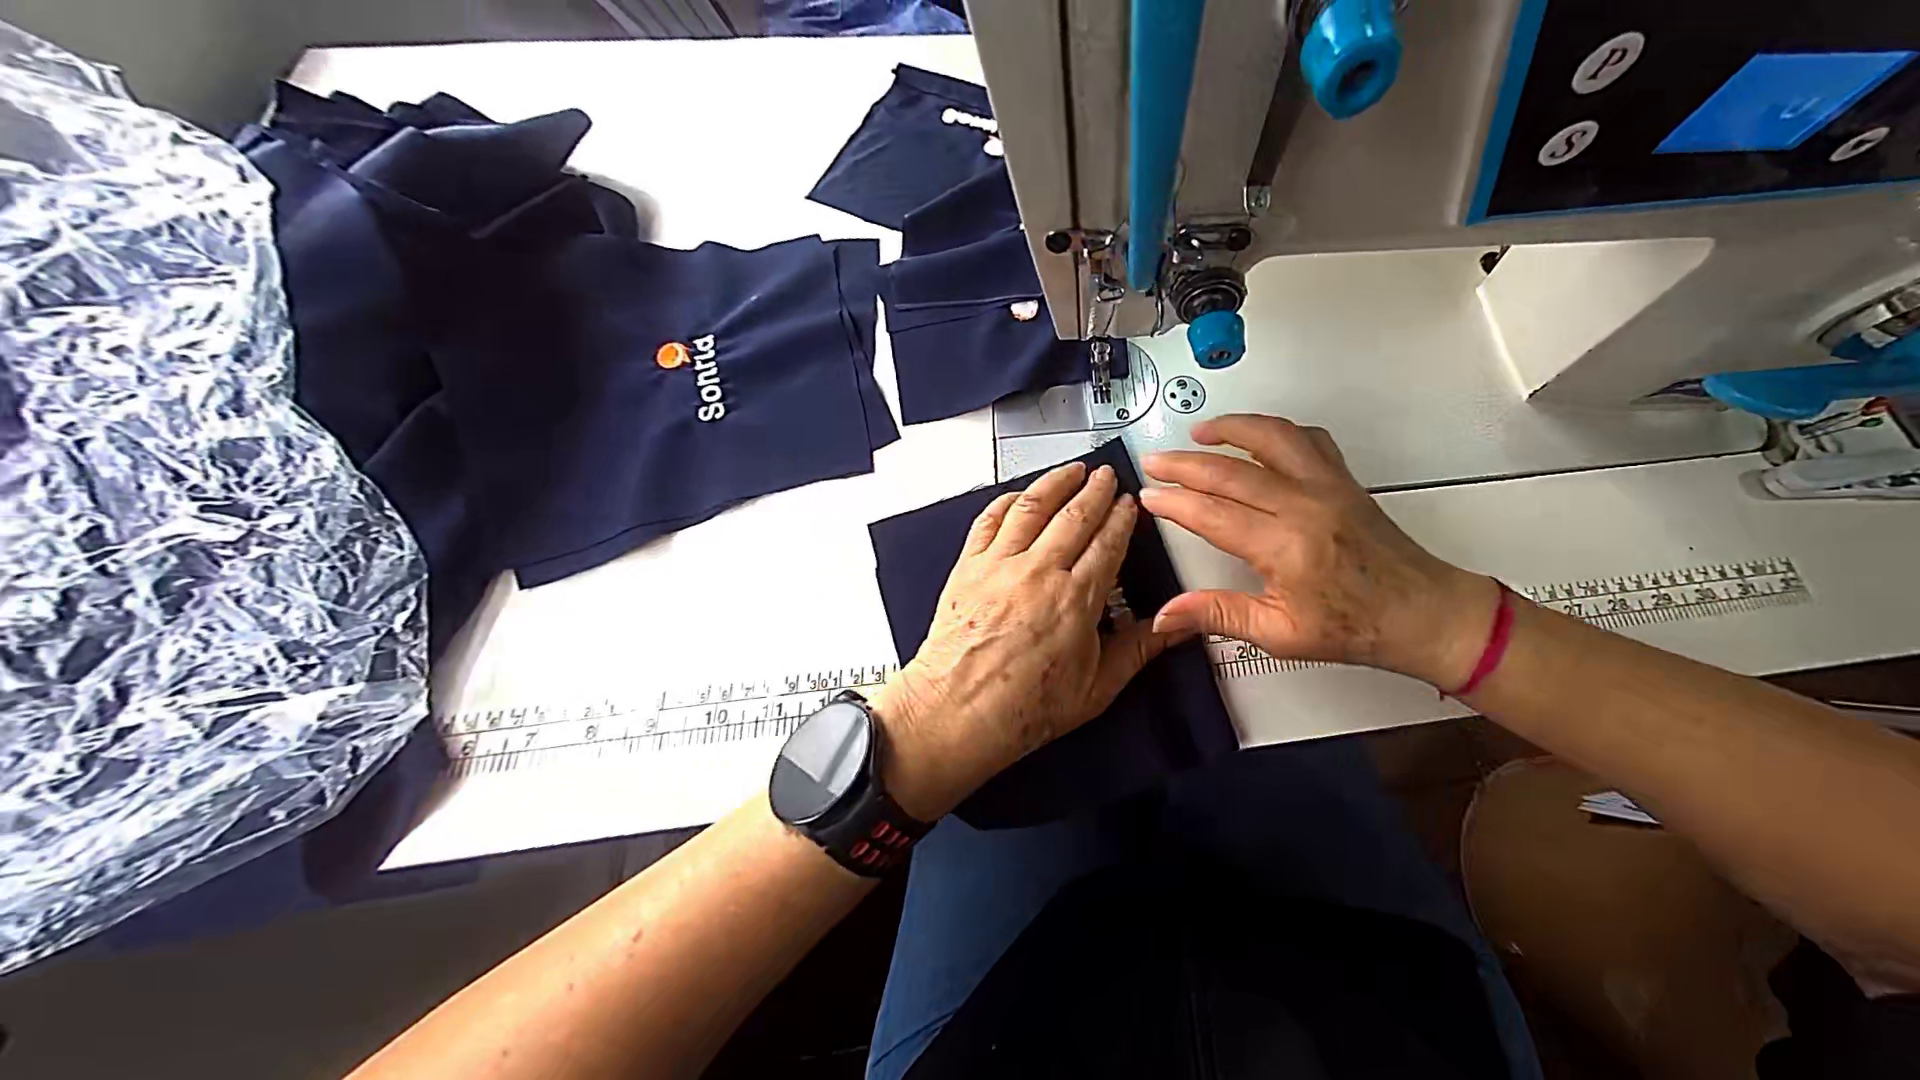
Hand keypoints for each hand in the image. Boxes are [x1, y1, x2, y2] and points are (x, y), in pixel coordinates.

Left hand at [872, 461, 1185, 820]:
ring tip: (1071, 471)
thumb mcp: (1096, 687)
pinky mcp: (967, 568)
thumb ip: (1139, 649)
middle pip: (1075, 515)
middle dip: (1096, 490)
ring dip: (1055, 483)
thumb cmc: (1020, 708)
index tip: (1129, 505)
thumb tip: (1176, 626)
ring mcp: (999, 566)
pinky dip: (1006, 502)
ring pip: (1033, 507)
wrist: (957, 713)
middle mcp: (1038, 573)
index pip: (1108, 542)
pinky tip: (1018, 495)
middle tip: (1107, 477)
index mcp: (1075, 599)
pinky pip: (989, 520)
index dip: (1122, 518)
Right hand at [1137, 414, 1499, 687]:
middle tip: (1155, 461)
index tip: (1149, 497)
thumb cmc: (1357, 625)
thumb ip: (1217, 615)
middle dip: (1183, 463)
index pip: (1212, 513)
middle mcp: (1306, 507)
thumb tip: (1167, 616)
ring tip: (1199, 431)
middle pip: (1229, 470)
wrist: (1421, 613)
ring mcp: (1327, 486)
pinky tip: (1257, 436)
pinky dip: (1275, 430)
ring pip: (1271, 438)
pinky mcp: (1342, 480)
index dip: (1173, 502)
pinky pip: (1307, 439)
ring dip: (1231, 428)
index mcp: (1286, 547)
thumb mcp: (1278, 633)